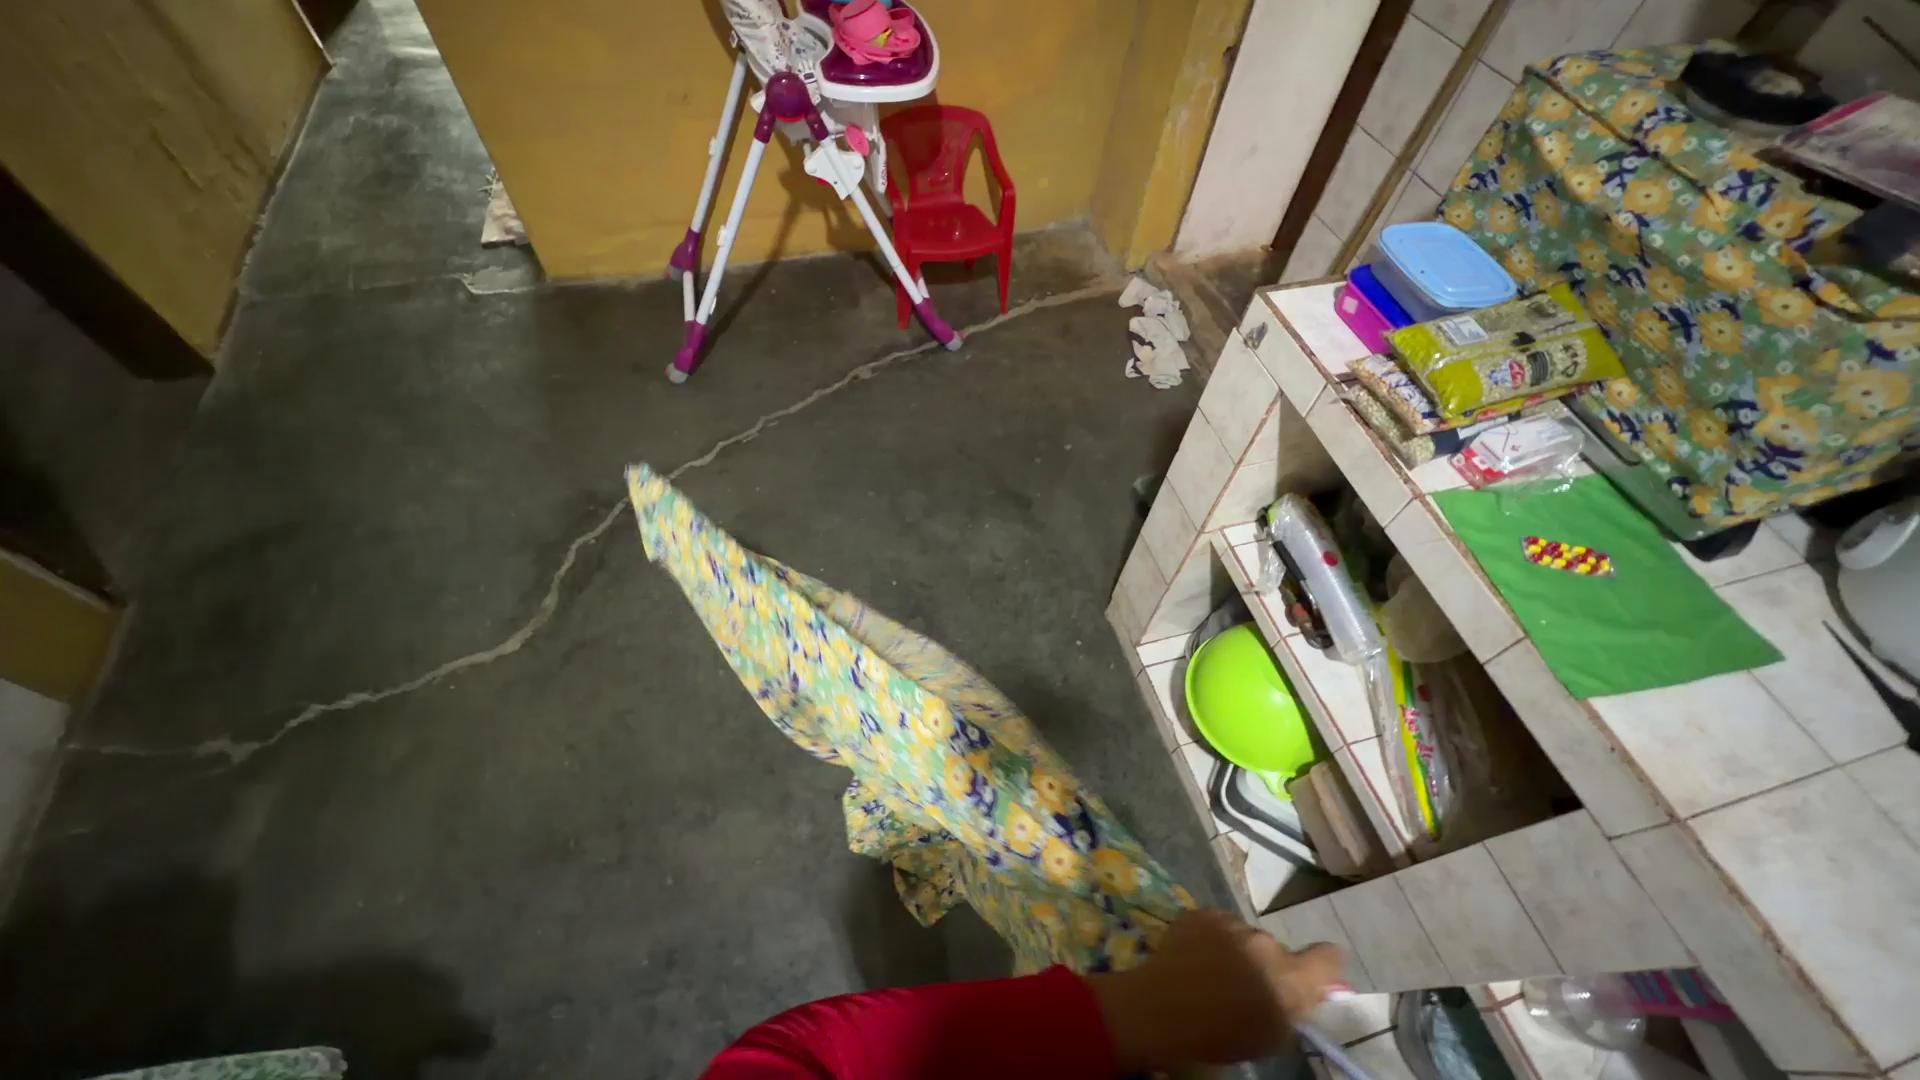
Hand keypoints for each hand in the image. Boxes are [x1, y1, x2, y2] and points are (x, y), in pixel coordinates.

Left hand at [1087, 909, 1343, 1072]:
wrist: (1163, 1009)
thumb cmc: (1220, 1036)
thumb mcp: (1270, 1036)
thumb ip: (1294, 1007)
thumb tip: (1308, 990)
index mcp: (1290, 977)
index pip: (1328, 957)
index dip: (1323, 965)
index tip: (1312, 974)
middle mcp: (1266, 943)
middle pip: (1275, 949)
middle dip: (1266, 964)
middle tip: (1243, 985)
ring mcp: (1231, 923)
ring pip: (1244, 935)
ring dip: (1236, 948)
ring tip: (1211, 971)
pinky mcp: (1201, 912)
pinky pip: (1216, 924)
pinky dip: (1210, 937)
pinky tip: (1194, 955)